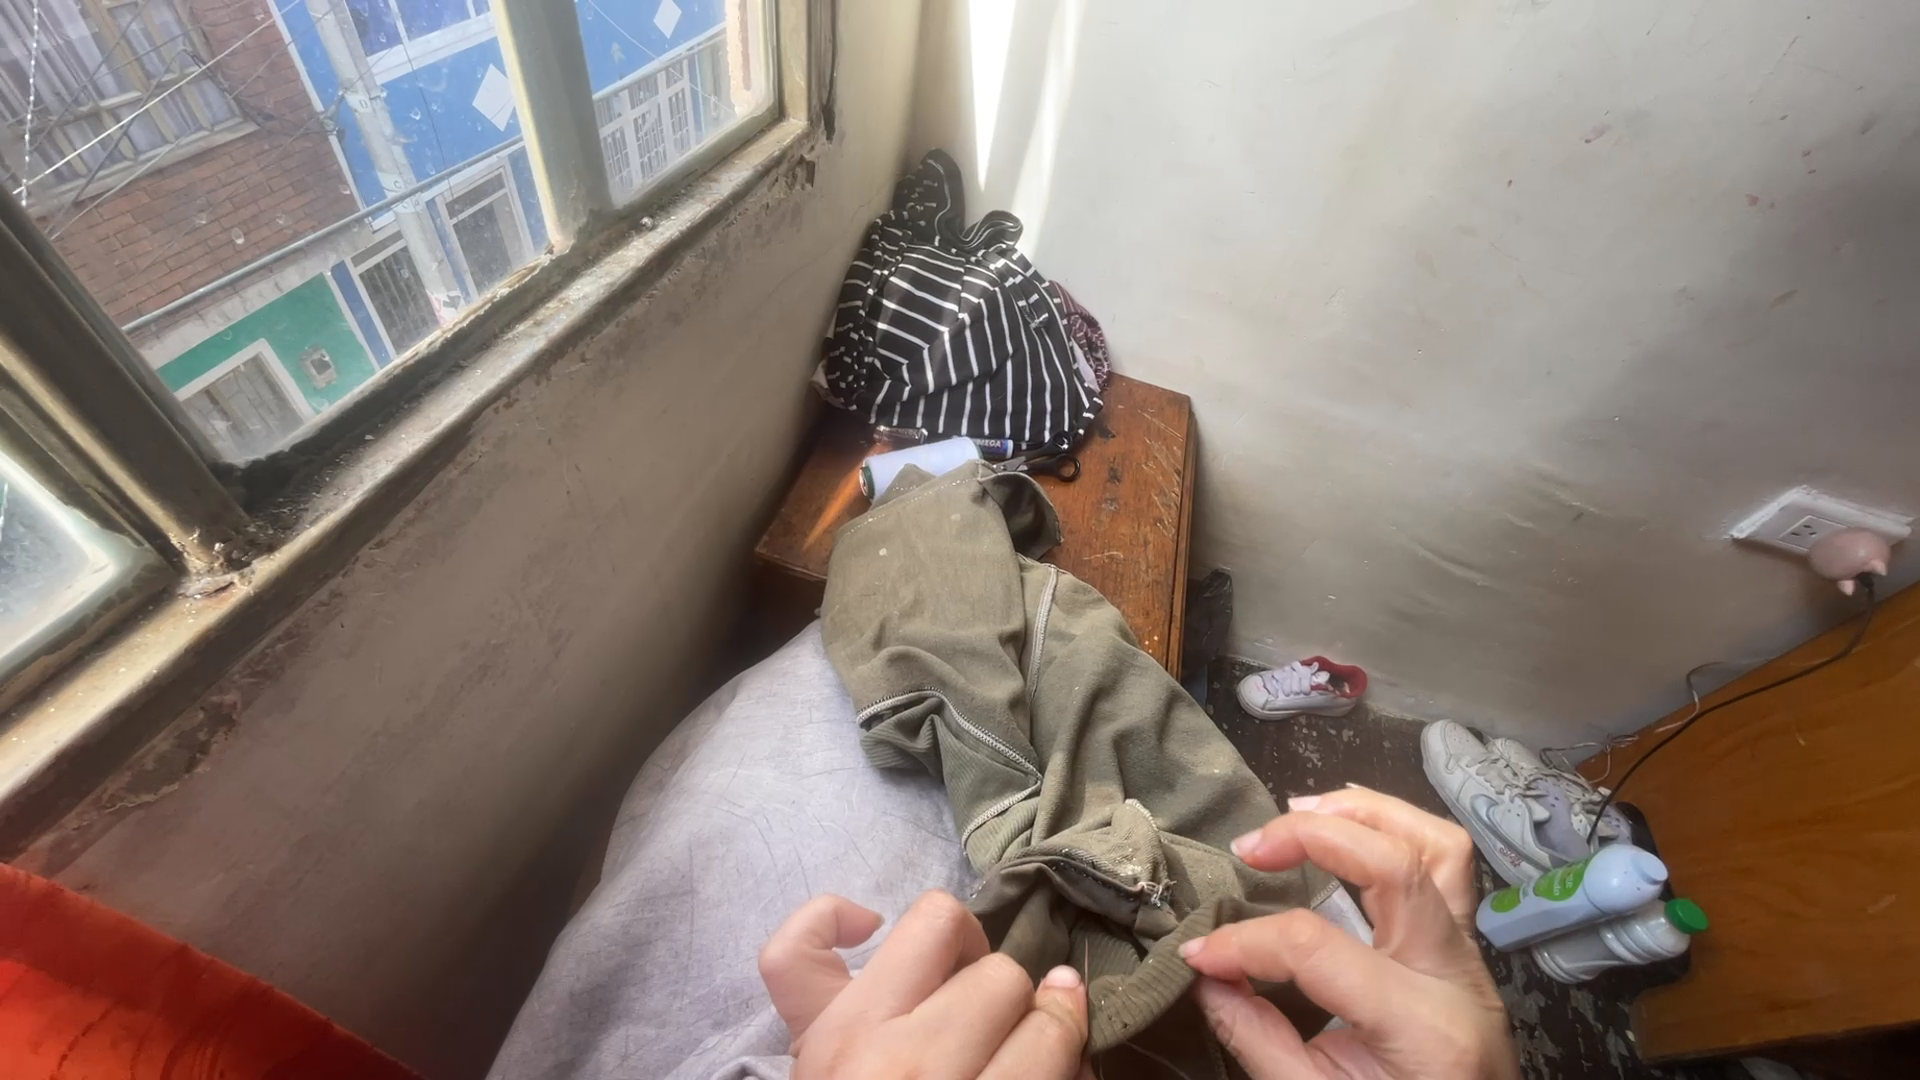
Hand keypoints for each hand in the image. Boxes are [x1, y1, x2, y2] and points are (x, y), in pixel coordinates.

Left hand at [758, 891, 1093, 1078]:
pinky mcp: (803, 1029)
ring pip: (936, 923)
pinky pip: (796, 947)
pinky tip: (867, 929)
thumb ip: (1047, 1078)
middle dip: (1014, 1004)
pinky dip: (830, 919)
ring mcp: (844, 1038)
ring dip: (960, 954)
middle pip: (999, 978)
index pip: (1045, 1039)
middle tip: (1000, 1036)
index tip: (1059, 1035)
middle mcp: (902, 1073)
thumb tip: (1068, 1003)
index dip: (1064, 1030)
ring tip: (956, 993)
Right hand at [1180, 787, 1519, 1078]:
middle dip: (1308, 836)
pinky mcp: (1462, 945)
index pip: (1315, 946)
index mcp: (1424, 1028)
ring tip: (1297, 811)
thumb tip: (1202, 973)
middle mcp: (1457, 977)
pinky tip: (1341, 823)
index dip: (1243, 941)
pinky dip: (1390, 825)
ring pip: (1434, 844)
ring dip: (1360, 812)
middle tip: (1248, 849)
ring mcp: (1468, 956)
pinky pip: (1444, 860)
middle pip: (1392, 864)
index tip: (1198, 952)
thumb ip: (1254, 1037)